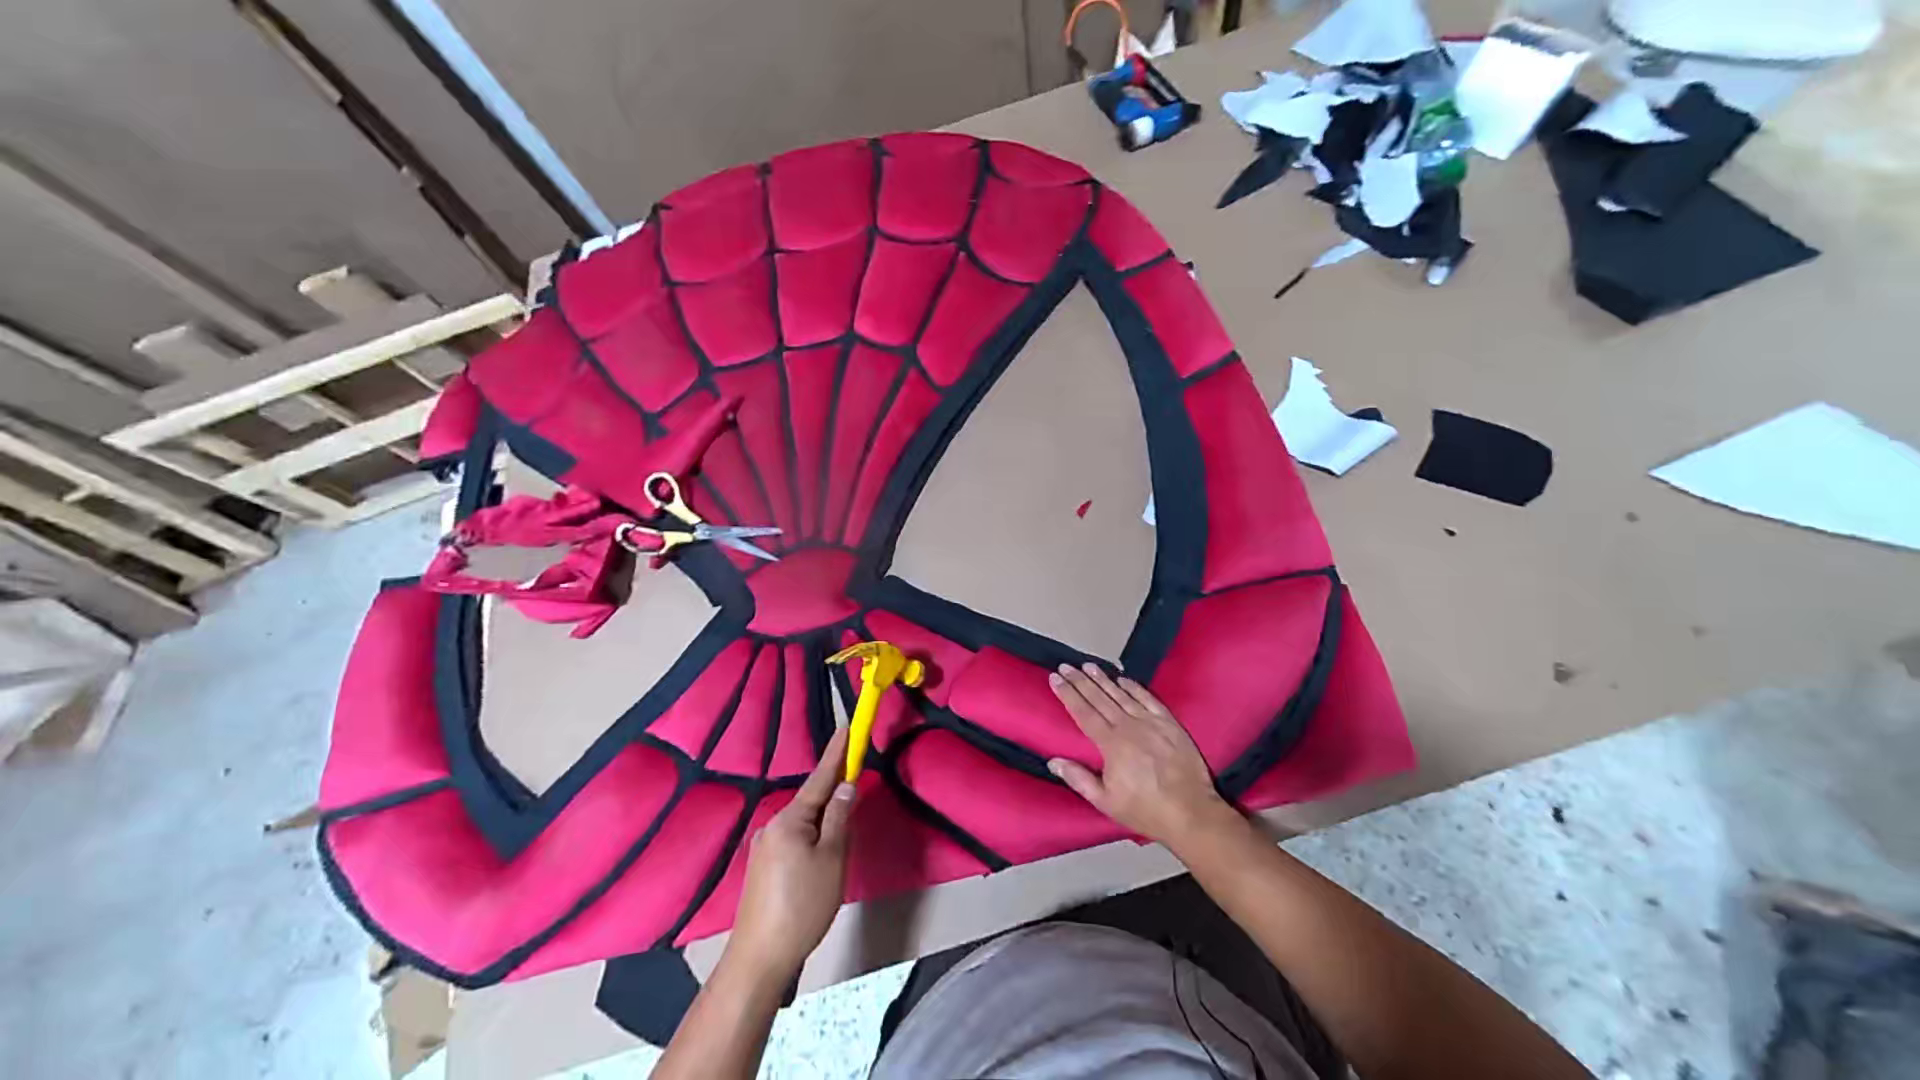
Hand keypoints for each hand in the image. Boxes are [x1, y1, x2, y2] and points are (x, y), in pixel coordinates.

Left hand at [724, 728, 856, 978]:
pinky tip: (820, 866)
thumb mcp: (832, 859)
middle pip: (811, 803)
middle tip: (854, 810)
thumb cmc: (803, 904)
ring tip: (839, 854)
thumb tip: (845, 786)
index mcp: (789, 819)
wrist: (760, 957)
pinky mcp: (762, 869)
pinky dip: (812, 843)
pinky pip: (794, 843)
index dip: (835, 754)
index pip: (819, 779)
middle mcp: (772, 826)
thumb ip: (840, 818)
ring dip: (824, 828)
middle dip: (833, 801)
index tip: (845, 727)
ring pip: (804, 826)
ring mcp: (764, 848)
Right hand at [1047, 663, 1242, 852]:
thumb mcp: (1106, 802)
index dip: (1068, 694)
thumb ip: (1078, 779)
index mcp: (1112, 744)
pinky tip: (1123, 679)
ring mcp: (1152, 723)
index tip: (1055, 678)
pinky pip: (1148, 699)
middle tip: (1066, 666)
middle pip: (1100, 698)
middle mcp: (1130, 727)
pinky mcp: (1170, 724)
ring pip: (1122, 694)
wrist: (1191, 813)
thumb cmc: (1145, 810)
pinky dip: (1134, 687)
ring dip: (1104, 679)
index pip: (1084, 712)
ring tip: (1089, 666)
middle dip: (1081, 681)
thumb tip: (1053, 761)